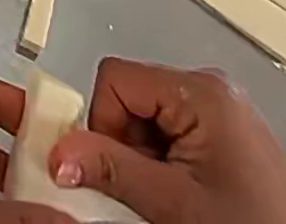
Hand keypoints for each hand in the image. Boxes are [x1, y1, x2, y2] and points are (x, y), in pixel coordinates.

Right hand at [47, 58, 285, 223]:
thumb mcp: (176, 206)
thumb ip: (112, 171)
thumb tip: (59, 152)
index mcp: (200, 92)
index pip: (115, 79)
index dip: (103, 122)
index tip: (110, 167)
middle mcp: (209, 91)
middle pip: (128, 96)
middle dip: (124, 146)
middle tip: (143, 193)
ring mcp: (219, 113)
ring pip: (145, 119)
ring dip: (142, 161)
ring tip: (170, 204)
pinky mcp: (225, 137)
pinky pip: (169, 135)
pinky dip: (163, 167)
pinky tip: (182, 200)